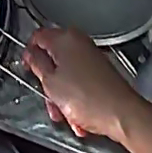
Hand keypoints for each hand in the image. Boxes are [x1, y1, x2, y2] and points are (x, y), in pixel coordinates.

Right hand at [24, 28, 151, 144]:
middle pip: (52, 57)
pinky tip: (78, 115)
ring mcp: (91, 56)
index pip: (37, 36)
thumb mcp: (50, 83)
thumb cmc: (88, 98)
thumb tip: (30, 54)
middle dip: (48, 81)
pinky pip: (79, 82)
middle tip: (48, 97)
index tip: (28, 68)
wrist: (123, 114)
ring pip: (65, 73)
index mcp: (64, 38)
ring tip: (66, 113)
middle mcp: (78, 42)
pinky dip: (76, 97)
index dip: (29, 53)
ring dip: (61, 94)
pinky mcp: (100, 71)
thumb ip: (36, 64)